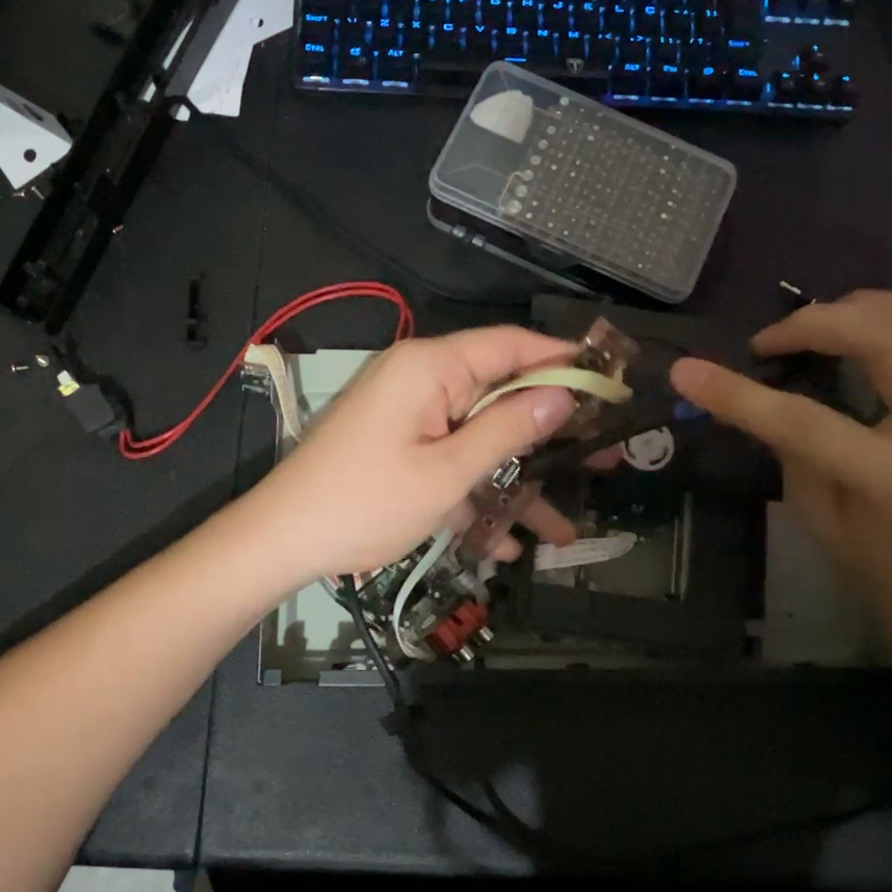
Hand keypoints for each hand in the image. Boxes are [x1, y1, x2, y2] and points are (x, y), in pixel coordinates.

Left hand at [240, 326, 582, 582]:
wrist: (279, 542)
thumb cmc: (364, 503)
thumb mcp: (445, 472)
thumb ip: (507, 430)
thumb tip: (564, 394)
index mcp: (431, 367)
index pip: (512, 345)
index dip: (564, 359)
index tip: (612, 381)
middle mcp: (421, 380)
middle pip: (501, 397)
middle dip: (551, 436)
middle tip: (606, 462)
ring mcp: (408, 417)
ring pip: (480, 440)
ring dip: (516, 484)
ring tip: (566, 528)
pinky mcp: (399, 449)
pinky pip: (449, 462)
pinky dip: (475, 497)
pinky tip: (507, 546)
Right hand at [670, 256, 891, 628]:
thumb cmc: (884, 569)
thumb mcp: (819, 515)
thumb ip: (792, 445)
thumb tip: (756, 389)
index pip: (801, 418)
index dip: (736, 393)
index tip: (688, 370)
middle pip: (879, 338)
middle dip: (813, 325)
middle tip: (773, 343)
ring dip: (872, 308)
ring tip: (830, 323)